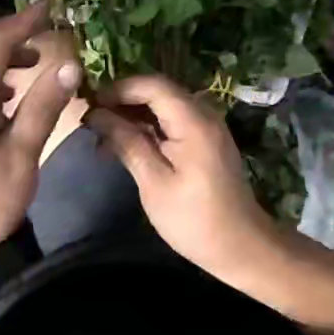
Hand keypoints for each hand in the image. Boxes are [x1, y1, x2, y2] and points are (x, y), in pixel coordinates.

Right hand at [88, 75, 282, 281]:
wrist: (243, 249)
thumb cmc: (195, 220)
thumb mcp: (153, 183)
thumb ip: (126, 142)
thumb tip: (96, 115)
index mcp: (194, 122)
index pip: (152, 85)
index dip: (118, 89)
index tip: (91, 105)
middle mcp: (203, 115)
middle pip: (157, 91)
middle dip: (121, 100)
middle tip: (91, 118)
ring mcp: (206, 126)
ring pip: (162, 104)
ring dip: (131, 113)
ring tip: (101, 132)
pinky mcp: (204, 139)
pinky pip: (171, 119)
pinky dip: (146, 125)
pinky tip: (124, 142)